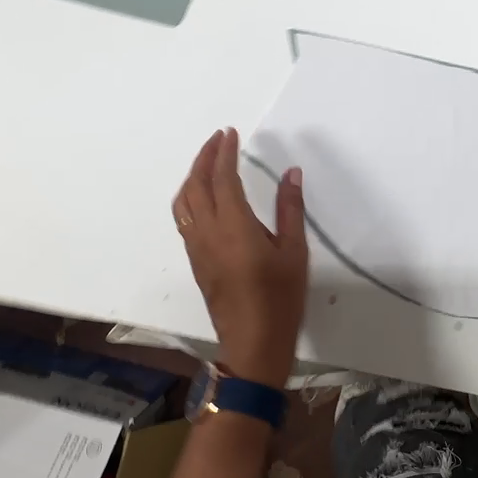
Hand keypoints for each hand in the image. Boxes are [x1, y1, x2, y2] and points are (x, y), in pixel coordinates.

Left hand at [173, 127, 308, 386]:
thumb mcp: (294, 251)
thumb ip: (290, 208)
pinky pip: (184, 218)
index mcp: (234, 226)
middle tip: (219, 139)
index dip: (224, 153)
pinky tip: (203, 196)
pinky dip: (189, 196)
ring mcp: (197, 248)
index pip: (223, 179)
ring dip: (192, 176)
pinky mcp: (196, 261)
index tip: (230, 133)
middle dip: (204, 158)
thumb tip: (291, 173)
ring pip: (184, 202)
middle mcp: (208, 232)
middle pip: (196, 185)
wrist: (253, 344)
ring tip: (208, 161)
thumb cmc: (280, 298)